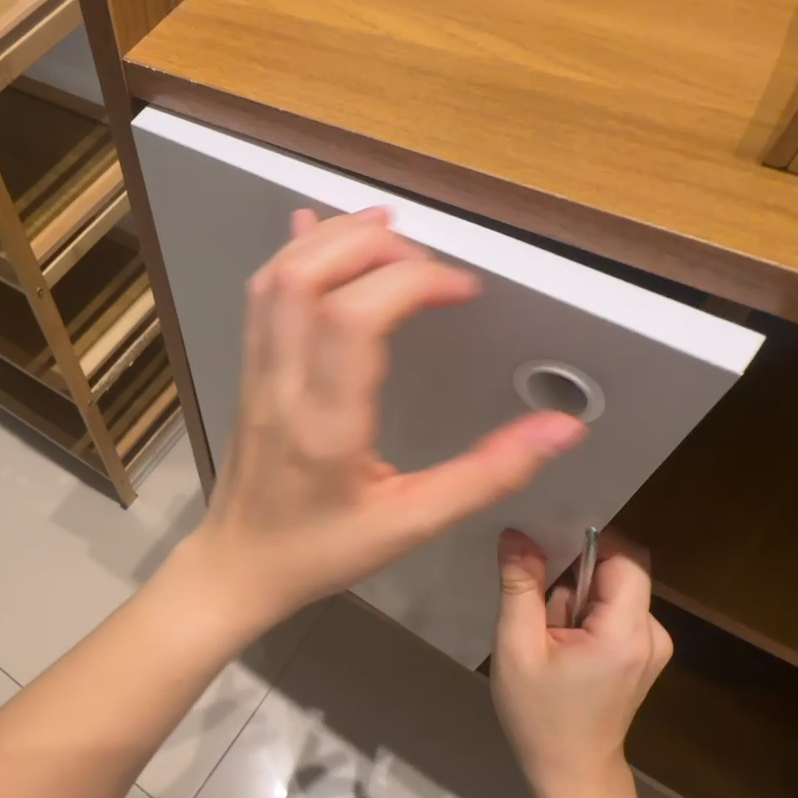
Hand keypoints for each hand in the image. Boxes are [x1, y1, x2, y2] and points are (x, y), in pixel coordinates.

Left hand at [178, 209, 586, 629]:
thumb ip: (486, 476)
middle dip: (371, 244)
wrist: (237, 567)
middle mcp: (282, 388)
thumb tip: (560, 429)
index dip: (413, 280)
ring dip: (330, 240)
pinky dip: (291, 257)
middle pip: (307, 278)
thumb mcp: (410, 526)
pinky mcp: (246, 376)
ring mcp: (256, 377)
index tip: (460, 291)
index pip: (353, 316)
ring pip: (275, 280)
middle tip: (425, 259)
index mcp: (325, 426)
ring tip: (386, 230)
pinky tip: (317, 234)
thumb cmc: (318, 553)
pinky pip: (260, 302)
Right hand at [490, 529, 672, 797]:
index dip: (588, 542)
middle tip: (538, 615)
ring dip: (574, 602)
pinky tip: (561, 650)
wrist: (570, 771)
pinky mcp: (643, 655)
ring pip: (610, 593)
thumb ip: (520, 586)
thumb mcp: (516, 647)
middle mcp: (652, 632)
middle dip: (572, 579)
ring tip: (547, 640)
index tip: (546, 549)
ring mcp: (652, 646)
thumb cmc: (539, 714)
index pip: (625, 558)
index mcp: (626, 631)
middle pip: (617, 573)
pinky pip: (612, 614)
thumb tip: (516, 534)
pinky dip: (583, 619)